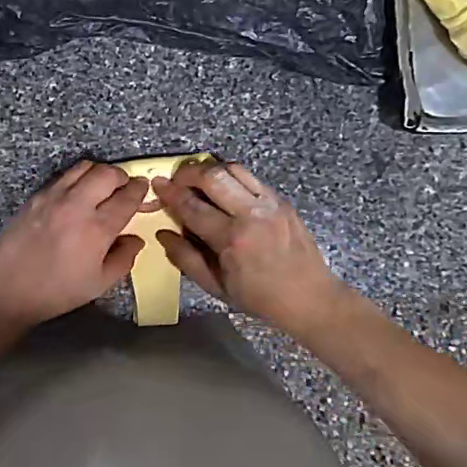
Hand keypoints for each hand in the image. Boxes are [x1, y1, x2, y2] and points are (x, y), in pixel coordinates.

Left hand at [0, 161, 149, 329]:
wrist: (7, 288)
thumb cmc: (56, 292)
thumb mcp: (99, 284)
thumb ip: (123, 258)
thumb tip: (136, 239)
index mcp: (97, 229)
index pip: (126, 197)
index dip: (139, 190)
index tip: (142, 189)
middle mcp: (77, 206)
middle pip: (107, 173)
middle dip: (121, 177)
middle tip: (123, 188)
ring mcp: (54, 198)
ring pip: (84, 167)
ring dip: (99, 173)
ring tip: (101, 187)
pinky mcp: (36, 197)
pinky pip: (63, 176)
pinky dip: (76, 179)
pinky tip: (76, 195)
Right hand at [152, 160, 352, 333]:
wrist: (309, 297)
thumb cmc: (258, 297)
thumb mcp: (215, 286)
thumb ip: (185, 258)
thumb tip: (162, 233)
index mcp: (232, 240)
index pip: (192, 207)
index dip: (171, 193)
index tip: (157, 184)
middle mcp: (252, 215)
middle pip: (213, 176)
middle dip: (188, 173)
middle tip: (176, 179)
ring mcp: (270, 204)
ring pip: (234, 168)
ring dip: (210, 169)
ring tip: (198, 179)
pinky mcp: (282, 201)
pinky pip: (251, 178)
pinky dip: (232, 177)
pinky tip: (223, 189)